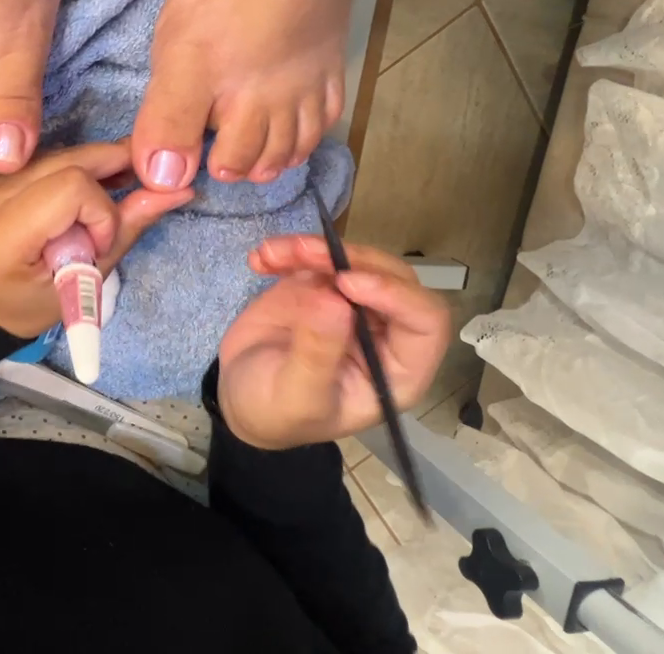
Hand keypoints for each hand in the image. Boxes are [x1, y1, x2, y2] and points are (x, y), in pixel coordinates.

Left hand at [0, 139, 192, 336]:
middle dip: (109, 171)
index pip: (70, 188)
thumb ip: (126, 230)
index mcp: (1, 236)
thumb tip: (179, 189)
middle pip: (67, 159)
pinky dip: (72, 168)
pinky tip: (86, 190)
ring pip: (58, 151)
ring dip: (93, 168)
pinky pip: (43, 155)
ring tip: (110, 194)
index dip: (101, 208)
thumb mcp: (82, 283)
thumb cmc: (27, 306)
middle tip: (135, 188)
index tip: (103, 242)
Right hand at [217, 235, 449, 449]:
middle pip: (393, 279)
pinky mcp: (317, 288)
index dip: (396, 295)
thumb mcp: (297, 396)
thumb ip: (317, 353)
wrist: (239, 399)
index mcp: (396, 369)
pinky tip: (260, 260)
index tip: (345, 283)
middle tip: (304, 254)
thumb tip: (334, 301)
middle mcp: (382, 332)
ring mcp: (349, 306)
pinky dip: (288, 251)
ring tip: (270, 253)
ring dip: (315, 249)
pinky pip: (315, 258)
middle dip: (352, 259)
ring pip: (354, 261)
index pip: (425, 323)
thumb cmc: (277, 414)